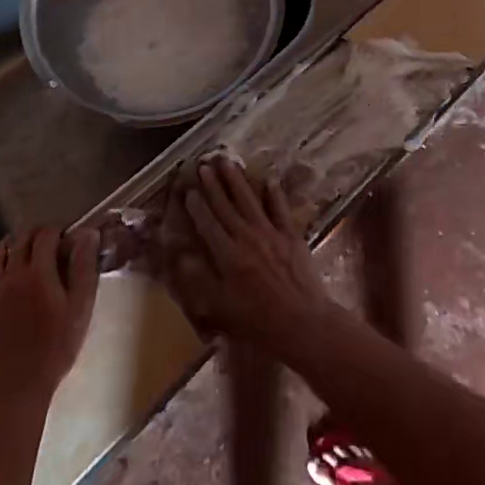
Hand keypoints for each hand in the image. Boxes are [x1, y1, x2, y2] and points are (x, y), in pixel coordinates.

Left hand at [0, 227, 100, 409]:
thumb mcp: (80, 309)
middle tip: (49, 244)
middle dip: (36, 234)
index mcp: (38, 272)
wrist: (16, 390)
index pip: (46, 235)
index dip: (58, 232)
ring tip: (23, 248)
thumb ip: (84, 268)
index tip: (67, 240)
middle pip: (21, 239)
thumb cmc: (55, 349)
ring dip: (12, 244)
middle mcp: (11, 274)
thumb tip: (87, 233)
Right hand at [161, 158, 334, 346]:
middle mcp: (246, 237)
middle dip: (213, 185)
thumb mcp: (220, 306)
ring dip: (236, 180)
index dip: (196, 205)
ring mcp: (270, 233)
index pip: (207, 223)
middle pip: (225, 206)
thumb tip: (181, 255)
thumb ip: (200, 279)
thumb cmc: (258, 320)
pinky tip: (269, 178)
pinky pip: (280, 208)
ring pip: (248, 200)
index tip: (188, 189)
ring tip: (227, 161)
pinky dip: (274, 193)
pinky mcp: (290, 235)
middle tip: (203, 164)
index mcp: (227, 254)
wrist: (303, 323)